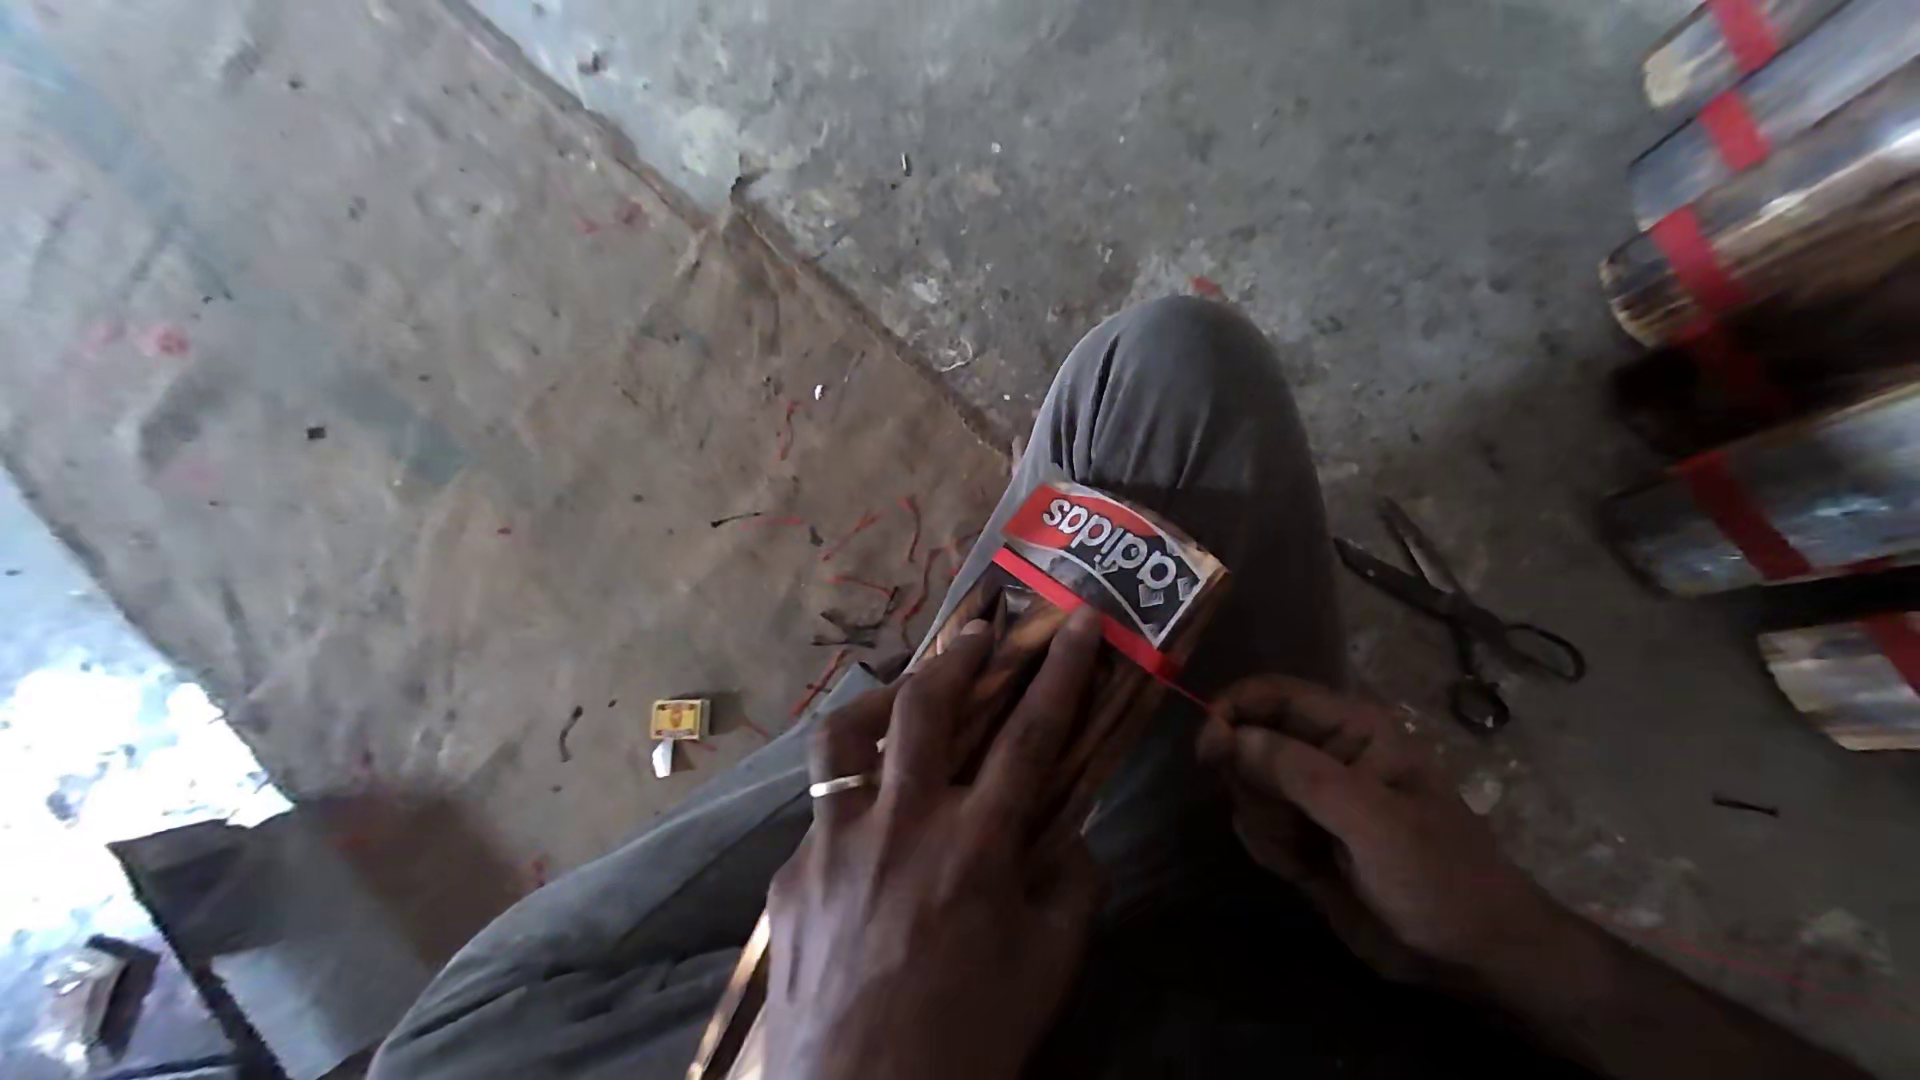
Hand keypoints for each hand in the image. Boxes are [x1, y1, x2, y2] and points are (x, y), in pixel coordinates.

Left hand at [763, 609, 1108, 1079]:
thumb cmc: (970, 1039)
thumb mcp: (1048, 965)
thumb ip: (1070, 884)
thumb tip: (1069, 828)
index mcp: (974, 849)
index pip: (1031, 734)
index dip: (1062, 669)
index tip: (1078, 621)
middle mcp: (901, 827)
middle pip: (929, 707)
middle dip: (960, 655)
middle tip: (978, 632)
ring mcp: (833, 844)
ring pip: (844, 735)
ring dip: (882, 699)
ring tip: (906, 694)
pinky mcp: (791, 872)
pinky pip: (823, 816)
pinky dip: (853, 806)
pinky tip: (867, 834)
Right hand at [1196, 675, 1559, 983]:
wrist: (1472, 961)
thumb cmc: (1441, 877)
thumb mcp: (1375, 822)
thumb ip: (1301, 774)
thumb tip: (1230, 737)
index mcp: (1351, 727)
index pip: (1270, 693)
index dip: (1230, 710)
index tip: (1207, 751)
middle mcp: (1323, 750)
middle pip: (1246, 738)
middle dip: (1250, 782)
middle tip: (1284, 823)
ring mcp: (1308, 792)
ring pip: (1244, 783)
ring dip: (1263, 820)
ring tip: (1306, 853)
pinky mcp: (1297, 829)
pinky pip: (1252, 821)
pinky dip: (1267, 845)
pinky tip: (1304, 868)